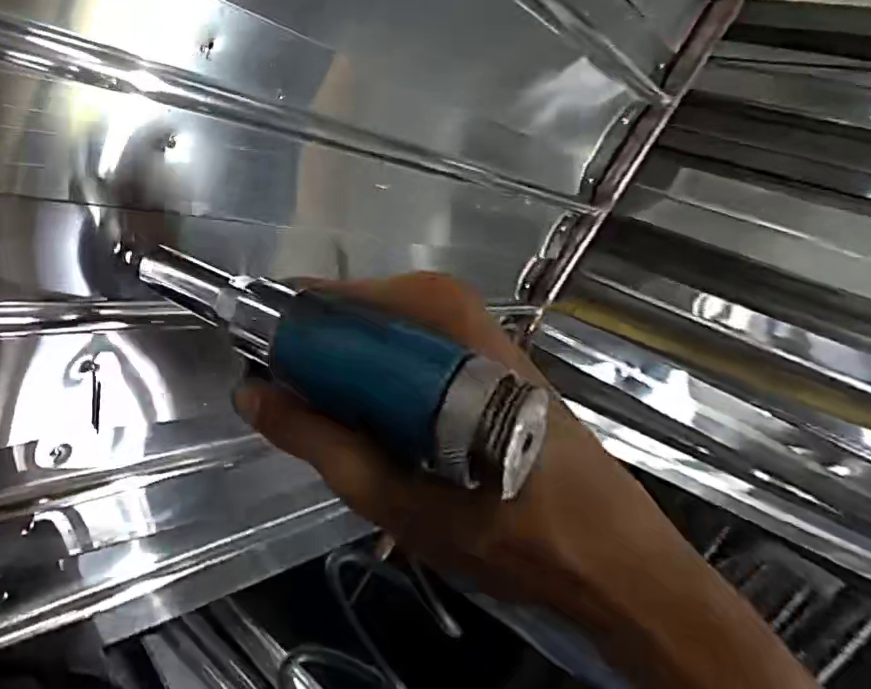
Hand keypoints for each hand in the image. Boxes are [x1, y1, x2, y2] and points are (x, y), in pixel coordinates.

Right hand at [235, 273, 812, 688]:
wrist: (624, 570)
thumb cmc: (506, 526)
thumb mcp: (389, 491)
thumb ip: (310, 436)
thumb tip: (246, 391)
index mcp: (429, 318)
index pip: (322, 299)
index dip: (282, 334)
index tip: (260, 372)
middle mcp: (448, 306)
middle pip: (345, 313)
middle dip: (310, 356)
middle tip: (295, 407)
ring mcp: (470, 328)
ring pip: (370, 331)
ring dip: (340, 371)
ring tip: (334, 423)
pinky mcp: (483, 353)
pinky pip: (401, 347)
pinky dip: (373, 376)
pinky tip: (378, 425)